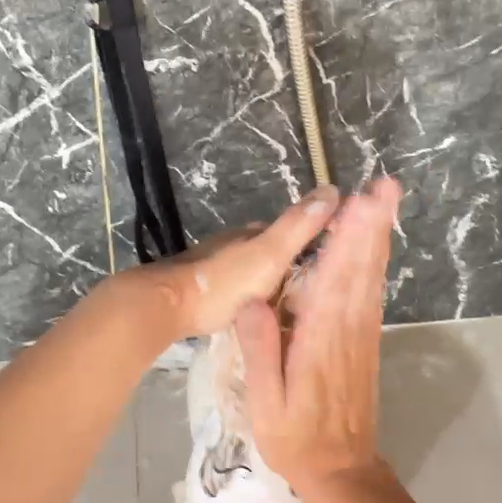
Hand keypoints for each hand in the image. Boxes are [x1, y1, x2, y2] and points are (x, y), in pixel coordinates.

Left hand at [118, 185, 339, 339]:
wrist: (168, 305)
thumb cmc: (223, 282)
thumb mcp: (269, 254)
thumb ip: (298, 226)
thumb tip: (333, 189)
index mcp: (250, 233)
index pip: (287, 229)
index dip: (309, 238)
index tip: (330, 256)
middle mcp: (232, 244)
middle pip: (268, 249)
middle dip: (290, 262)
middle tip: (313, 288)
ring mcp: (214, 267)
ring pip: (250, 270)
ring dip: (269, 281)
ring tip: (290, 305)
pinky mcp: (202, 291)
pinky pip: (236, 290)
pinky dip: (251, 297)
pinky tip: (257, 314)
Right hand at [235, 177, 401, 488]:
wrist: (341, 471)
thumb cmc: (294, 438)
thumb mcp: (264, 403)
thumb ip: (260, 351)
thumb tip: (253, 299)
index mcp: (319, 339)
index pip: (335, 279)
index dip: (348, 239)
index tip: (358, 204)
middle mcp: (347, 328)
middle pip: (361, 267)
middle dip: (372, 224)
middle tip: (384, 185)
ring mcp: (361, 333)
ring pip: (371, 275)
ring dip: (377, 235)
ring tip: (383, 198)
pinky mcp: (366, 339)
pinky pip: (372, 291)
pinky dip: (375, 260)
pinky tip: (376, 241)